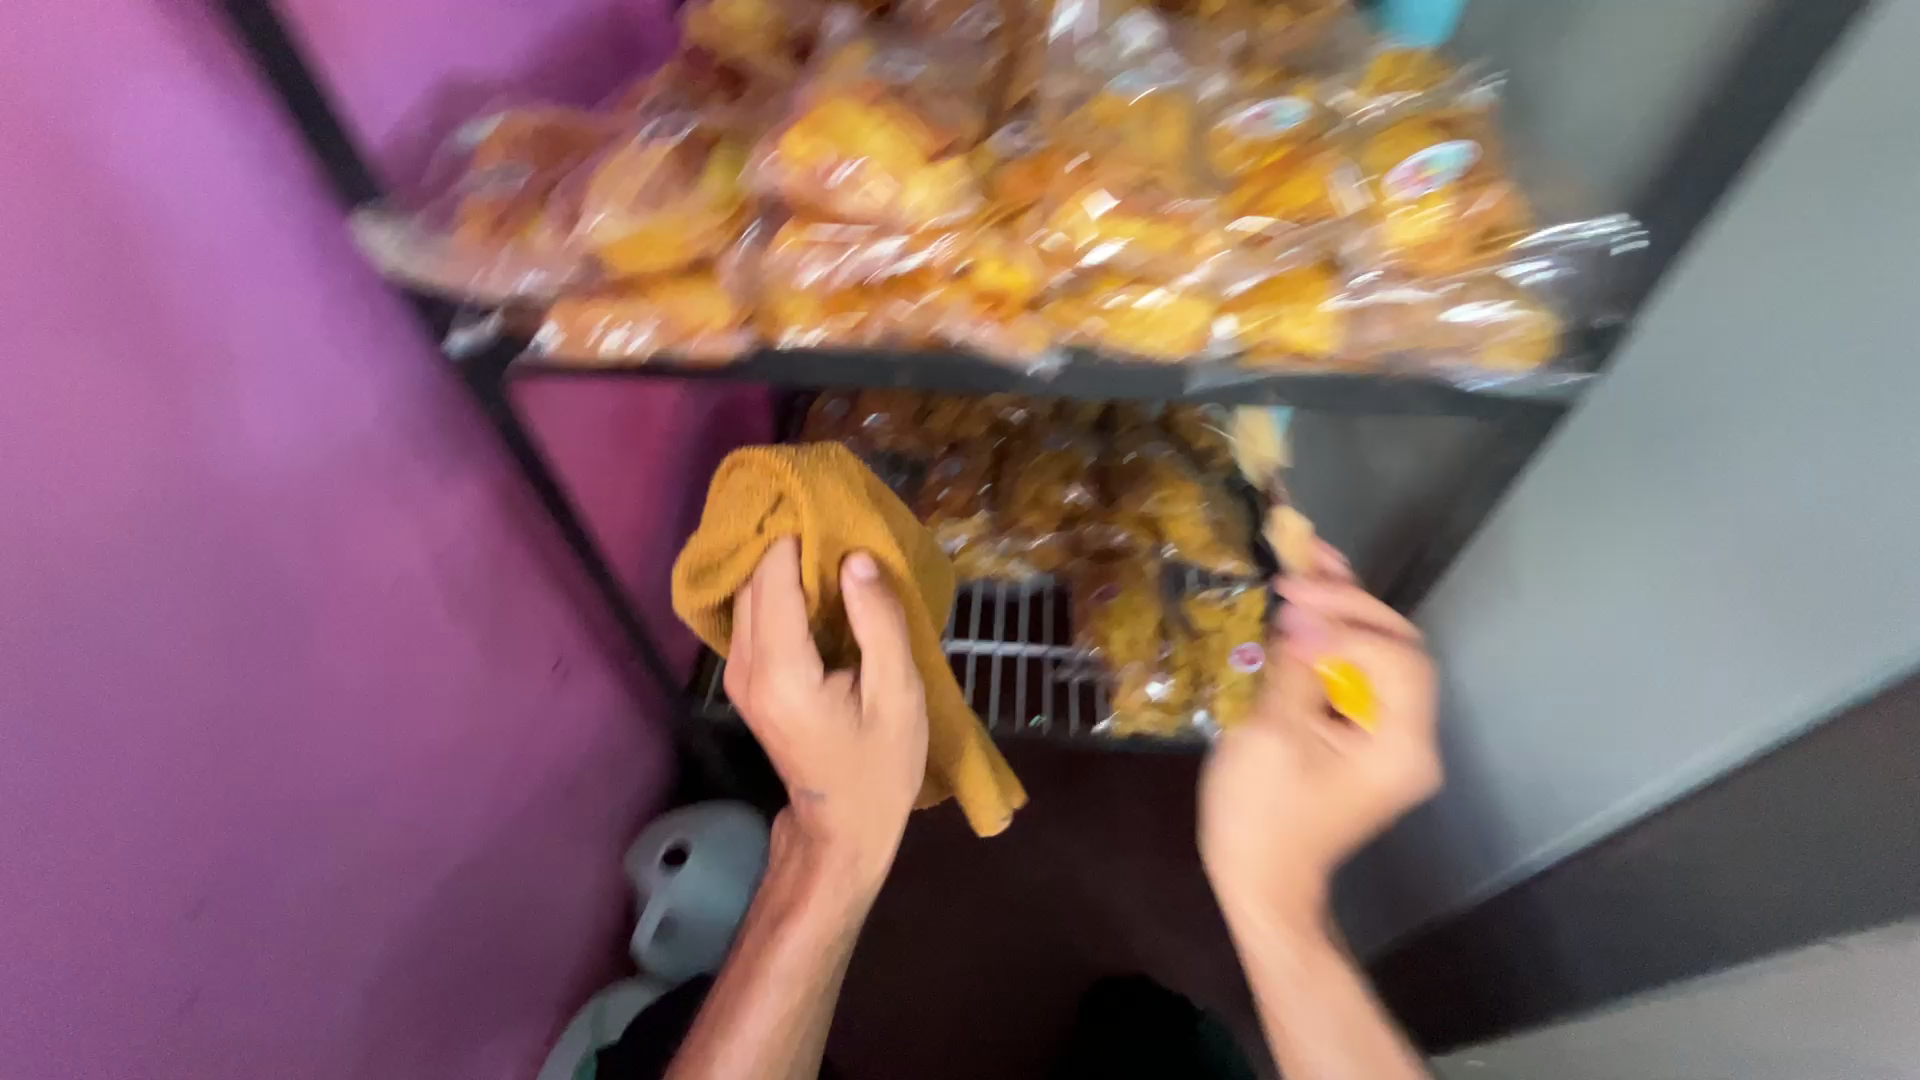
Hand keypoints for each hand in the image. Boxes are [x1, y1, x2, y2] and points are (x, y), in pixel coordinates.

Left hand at [725, 538, 929, 899]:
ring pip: (747, 594)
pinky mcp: (748, 679)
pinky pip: (754, 614)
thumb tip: (855, 557)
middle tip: (830, 514)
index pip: (772, 578)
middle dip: (784, 540)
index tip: (829, 505)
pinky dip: (778, 586)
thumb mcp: (898, 694)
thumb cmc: (880, 765)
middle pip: (751, 580)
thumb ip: (879, 622)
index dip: (795, 534)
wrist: (845, 825)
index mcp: (782, 671)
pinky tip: (813, 578)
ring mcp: (739, 676)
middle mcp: (746, 668)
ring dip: (779, 561)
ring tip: (825, 537)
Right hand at [1199, 542, 1440, 923]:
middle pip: (1396, 648)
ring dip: (1343, 609)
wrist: (1260, 882)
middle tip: (1299, 567)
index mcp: (1400, 745)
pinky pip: (1355, 676)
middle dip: (1350, 603)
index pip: (1395, 656)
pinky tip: (1305, 606)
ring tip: (1308, 562)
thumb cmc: (1260, 816)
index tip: (1288, 599)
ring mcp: (1386, 739)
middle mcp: (1408, 738)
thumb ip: (1298, 669)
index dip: (1345, 619)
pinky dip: (1332, 638)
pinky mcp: (1359, 738)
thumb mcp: (1272, 736)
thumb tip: (1307, 612)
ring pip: (1378, 655)